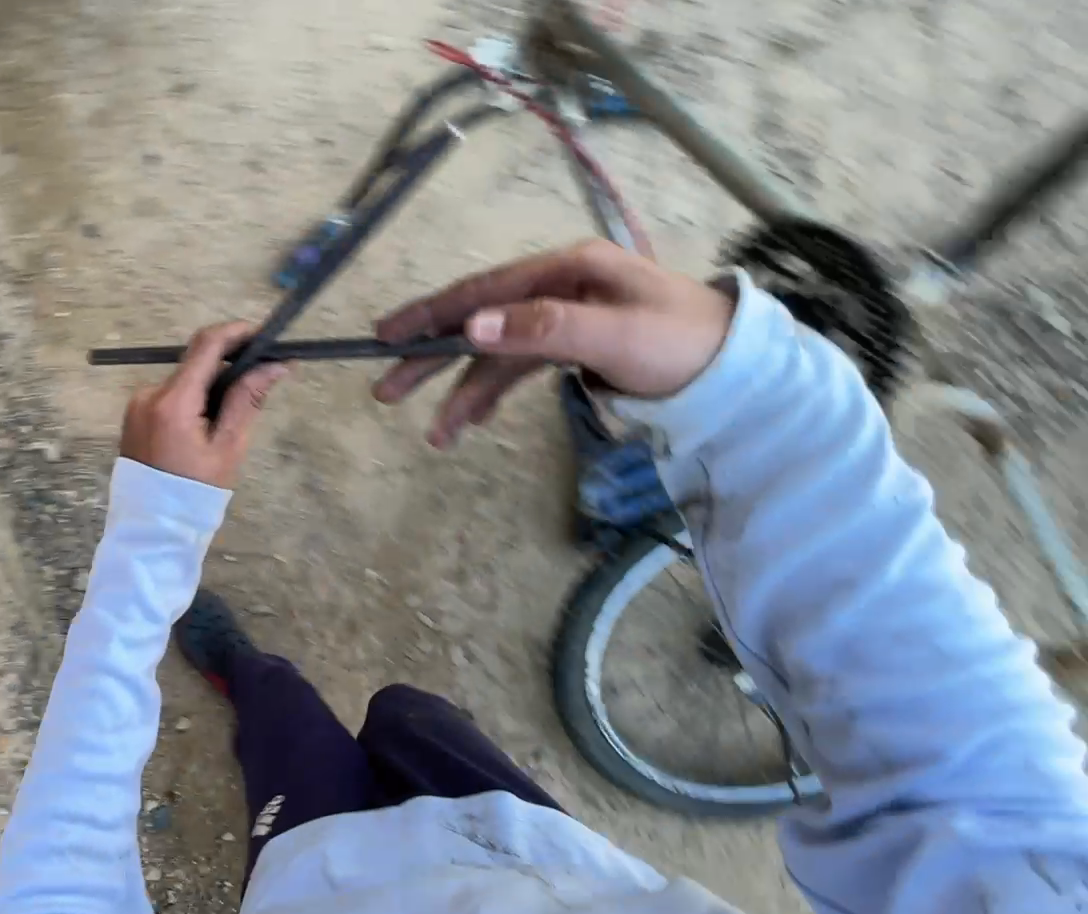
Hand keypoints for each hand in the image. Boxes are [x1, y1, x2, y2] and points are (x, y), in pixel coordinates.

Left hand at [120, 321, 289, 488]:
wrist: (153, 526)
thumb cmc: (195, 492)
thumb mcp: (228, 447)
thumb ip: (247, 400)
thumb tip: (276, 364)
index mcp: (172, 402)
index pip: (206, 345)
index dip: (236, 333)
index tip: (262, 335)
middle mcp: (148, 394)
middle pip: (195, 364)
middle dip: (227, 369)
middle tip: (257, 387)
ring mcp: (136, 404)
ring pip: (183, 381)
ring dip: (208, 389)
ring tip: (226, 422)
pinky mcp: (133, 415)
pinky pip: (168, 397)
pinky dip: (190, 402)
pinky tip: (202, 429)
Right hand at [373, 239, 736, 447]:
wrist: (737, 373)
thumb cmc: (681, 345)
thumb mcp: (615, 335)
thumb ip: (542, 328)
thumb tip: (471, 327)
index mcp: (564, 270)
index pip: (480, 291)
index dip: (429, 315)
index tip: (385, 337)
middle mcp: (554, 289)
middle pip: (476, 322)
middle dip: (430, 358)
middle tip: (386, 390)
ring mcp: (558, 319)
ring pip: (491, 355)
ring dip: (461, 393)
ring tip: (437, 435)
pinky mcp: (565, 347)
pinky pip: (513, 371)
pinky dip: (489, 395)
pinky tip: (470, 421)